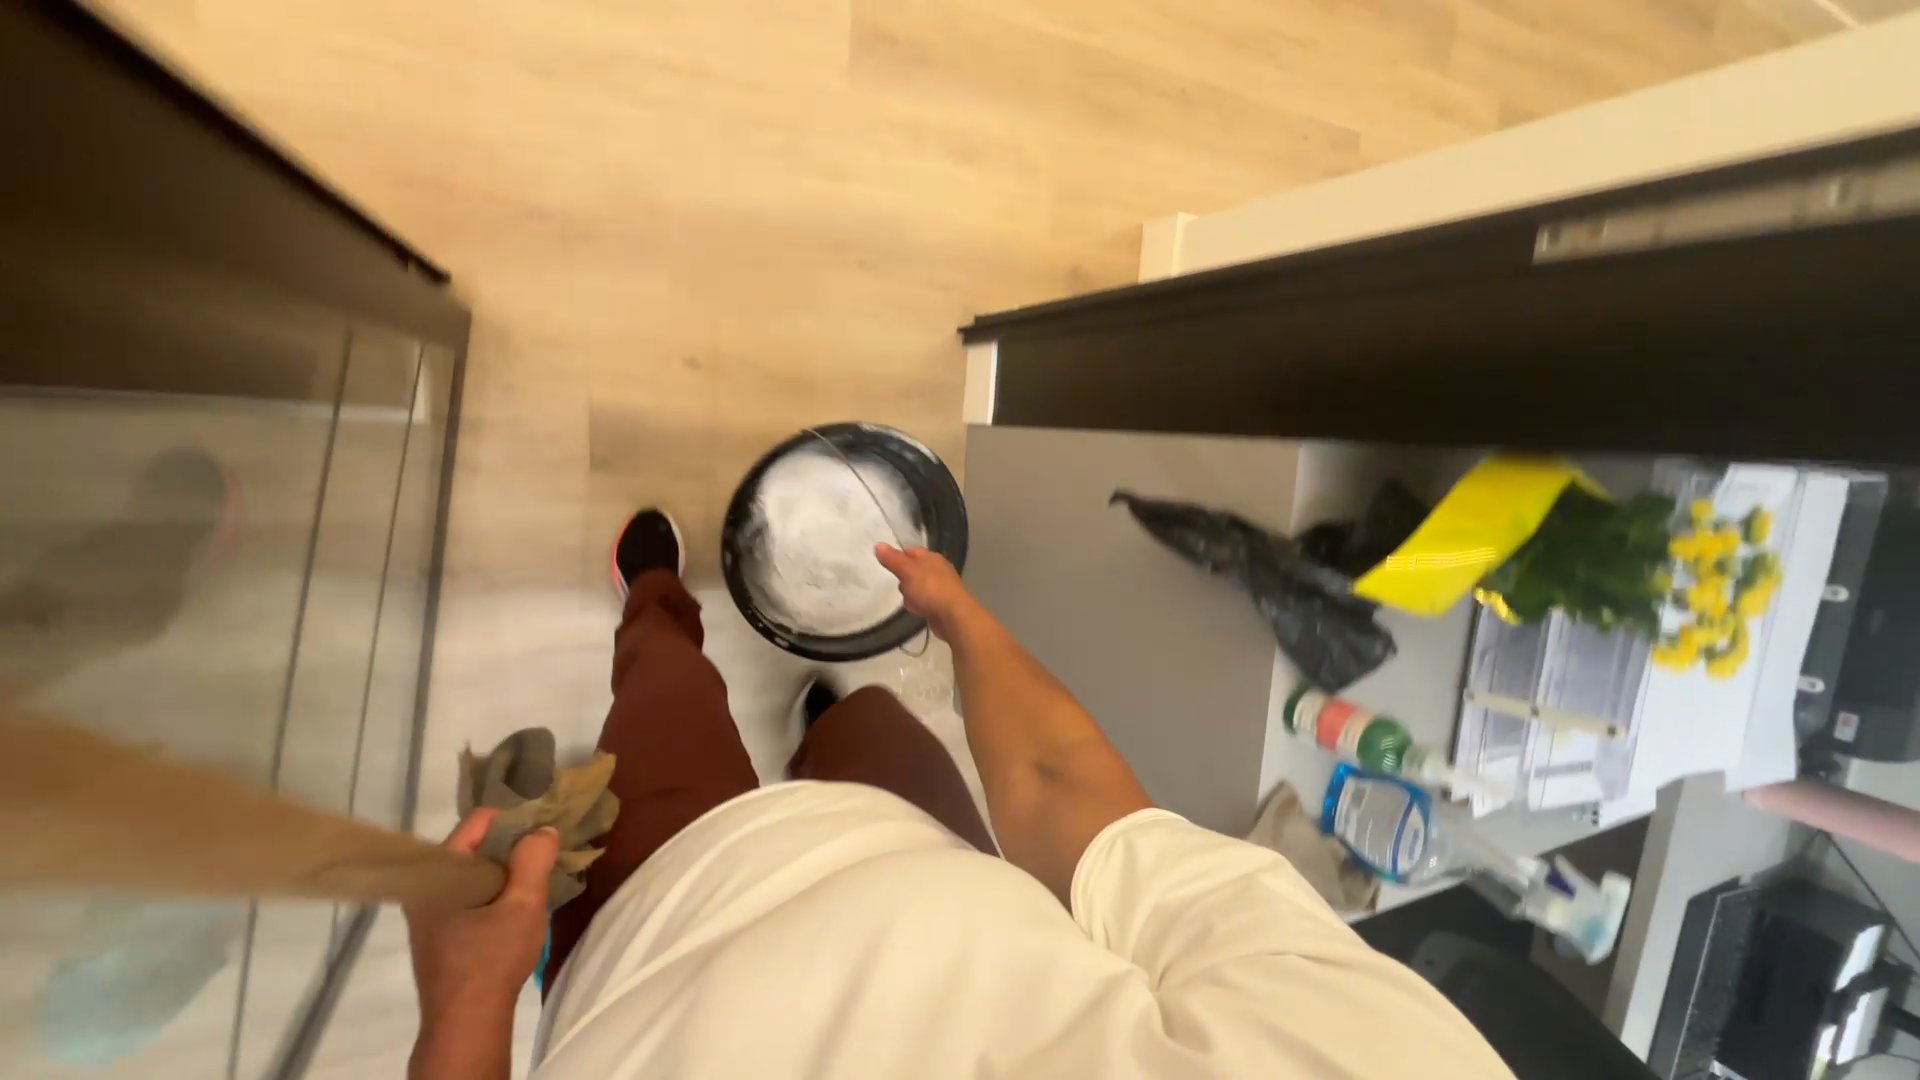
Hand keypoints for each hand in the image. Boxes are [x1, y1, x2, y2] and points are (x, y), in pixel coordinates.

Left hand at [404, 810, 556, 1023]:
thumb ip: (534, 858)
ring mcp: (431, 912)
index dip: (514, 819)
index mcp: (437, 876)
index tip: (543, 830)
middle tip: (545, 851)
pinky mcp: (441, 930)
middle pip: (476, 844)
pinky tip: (520, 901)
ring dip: (508, 867)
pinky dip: (498, 887)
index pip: (476, 822)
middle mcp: (426, 888)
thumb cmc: (492, 959)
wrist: (467, 1024)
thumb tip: (543, 829)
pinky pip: (472, 891)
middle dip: (513, 843)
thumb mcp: (524, 903)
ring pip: (476, 869)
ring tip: (538, 874)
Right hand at [876, 544, 972, 637]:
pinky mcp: (942, 603)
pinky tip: (919, 611)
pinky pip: (924, 601)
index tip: (889, 566)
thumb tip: (878, 545)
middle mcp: (939, 569)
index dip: (898, 557)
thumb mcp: (908, 571)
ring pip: (917, 587)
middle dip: (904, 580)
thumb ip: (893, 559)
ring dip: (911, 596)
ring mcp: (942, 587)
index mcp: (932, 557)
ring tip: (912, 602)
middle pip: (913, 571)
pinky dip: (920, 606)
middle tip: (903, 586)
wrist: (954, 615)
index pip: (911, 551)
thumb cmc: (930, 589)